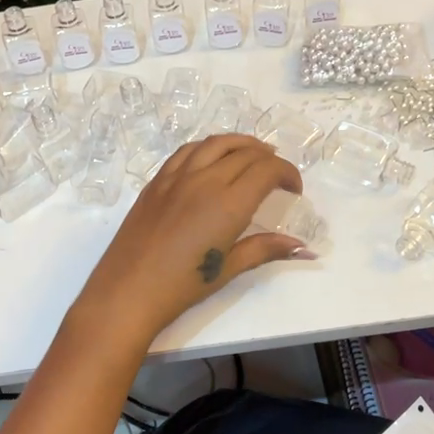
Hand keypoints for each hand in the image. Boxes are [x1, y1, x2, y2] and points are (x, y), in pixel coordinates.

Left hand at [72, 134, 307, 343]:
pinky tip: (213, 157)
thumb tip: (304, 249)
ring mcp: (177, 177)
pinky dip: (208, 147)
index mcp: (228, 203)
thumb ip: (266, 249)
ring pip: (215, 143)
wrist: (128, 290)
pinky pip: (187, 151)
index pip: (267, 170)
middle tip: (278, 175)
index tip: (294, 190)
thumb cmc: (182, 286)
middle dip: (269, 159)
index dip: (287, 173)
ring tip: (253, 153)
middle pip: (245, 153)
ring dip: (240, 144)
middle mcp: (205, 181)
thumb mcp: (229, 268)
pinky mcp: (156, 181)